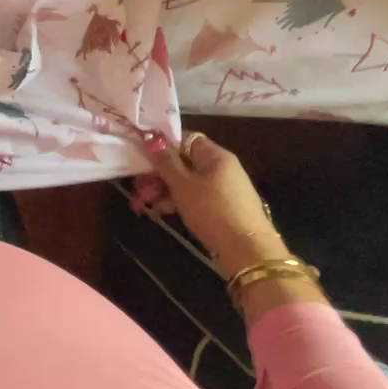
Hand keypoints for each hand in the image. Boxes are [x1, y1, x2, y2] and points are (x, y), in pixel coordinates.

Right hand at [150, 133, 289, 274]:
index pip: (186, 138)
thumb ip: (165, 161)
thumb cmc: (212, 210)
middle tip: (140, 186)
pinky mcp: (223, 206)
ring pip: (187, 180)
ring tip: (147, 204)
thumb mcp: (182, 184)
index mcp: (215, 156)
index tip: (142, 154)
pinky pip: (196, 196)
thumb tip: (150, 137)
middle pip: (184, 161)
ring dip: (165, 189)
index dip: (163, 144)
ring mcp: (223, 188)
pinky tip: (163, 212)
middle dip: (159, 173)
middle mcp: (221, 167)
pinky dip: (178, 201)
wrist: (247, 251)